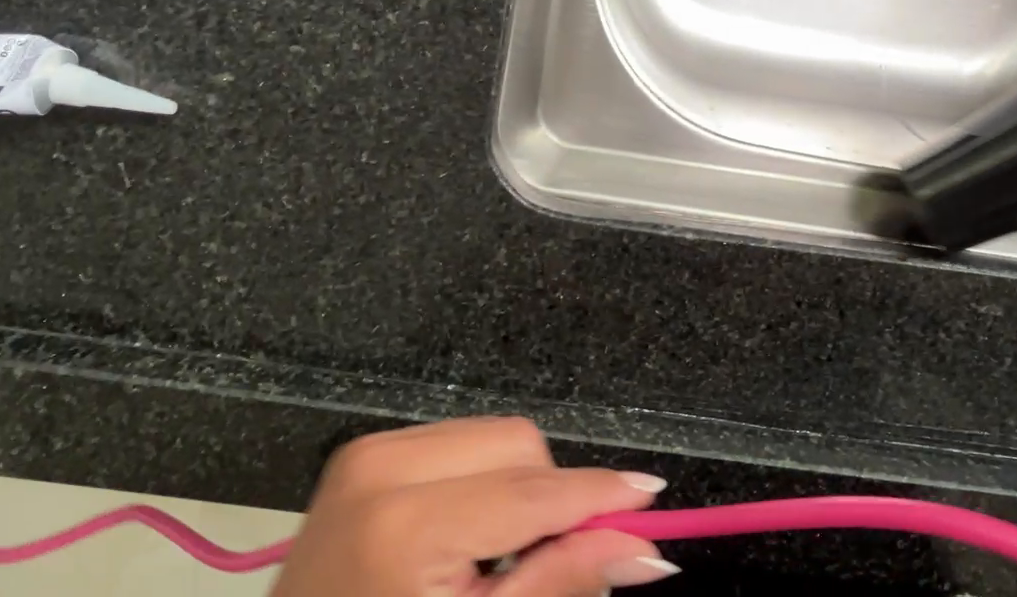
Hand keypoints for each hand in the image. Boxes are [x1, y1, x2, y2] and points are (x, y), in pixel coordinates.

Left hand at [268, 416, 679, 595]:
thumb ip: (560, 581)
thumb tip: (644, 549)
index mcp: (405, 524)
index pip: (531, 492)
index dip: (599, 493)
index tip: (653, 496)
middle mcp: (383, 465)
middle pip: (516, 442)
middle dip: (548, 494)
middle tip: (547, 559)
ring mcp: (368, 451)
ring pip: (491, 435)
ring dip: (516, 484)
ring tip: (496, 555)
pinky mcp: (364, 451)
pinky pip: (457, 440)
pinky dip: (480, 477)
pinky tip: (463, 533)